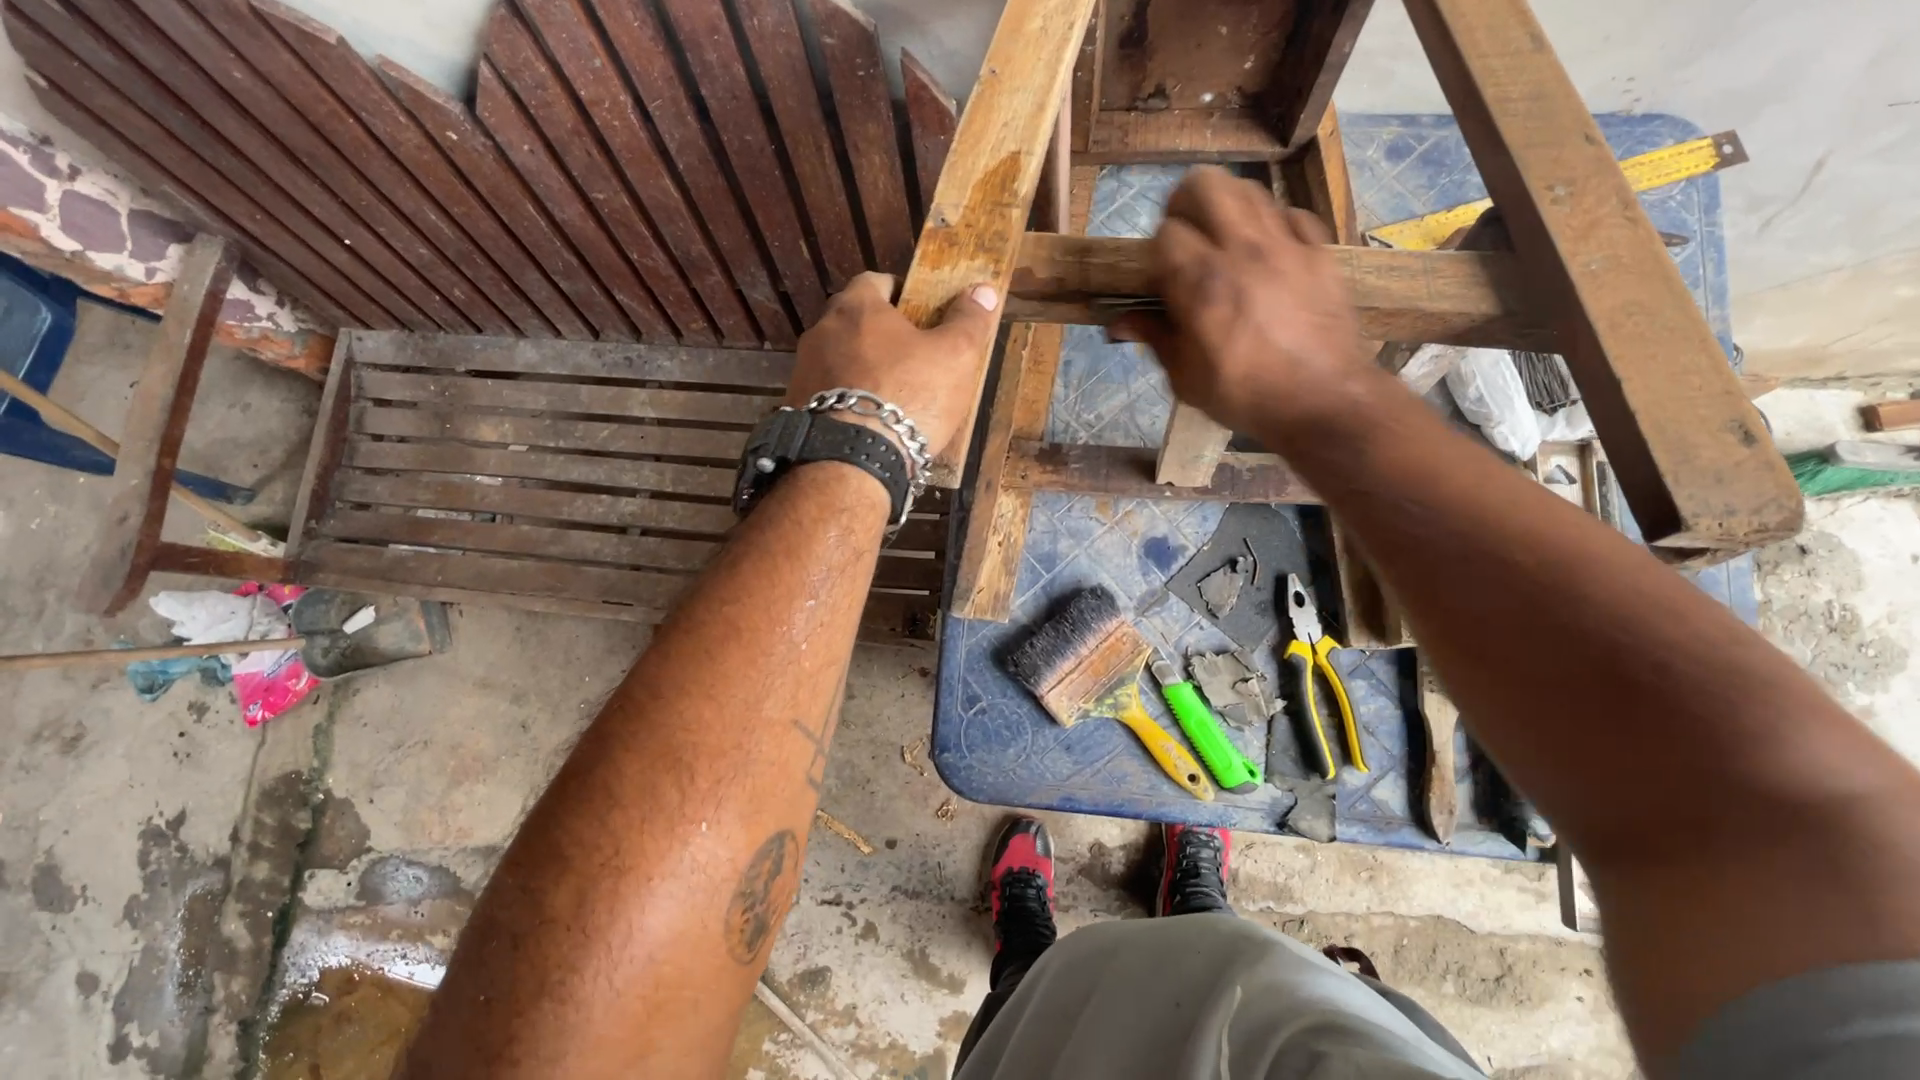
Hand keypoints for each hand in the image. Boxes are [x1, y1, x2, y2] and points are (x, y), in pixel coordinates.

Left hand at [786, 272, 1000, 457]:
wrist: (851, 461)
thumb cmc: (908, 396)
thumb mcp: (955, 357)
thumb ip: (969, 320)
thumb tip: (983, 290)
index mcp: (857, 307)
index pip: (875, 281)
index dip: (900, 293)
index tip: (920, 312)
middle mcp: (821, 331)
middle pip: (853, 321)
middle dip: (879, 334)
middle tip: (910, 357)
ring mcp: (804, 371)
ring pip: (838, 360)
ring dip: (861, 370)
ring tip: (891, 396)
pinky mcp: (797, 409)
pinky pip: (827, 396)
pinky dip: (846, 402)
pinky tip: (868, 424)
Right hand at [1112, 166, 1369, 435]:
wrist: (1325, 401)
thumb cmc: (1248, 397)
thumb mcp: (1188, 380)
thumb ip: (1156, 340)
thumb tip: (1120, 323)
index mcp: (1203, 283)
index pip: (1166, 233)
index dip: (1156, 252)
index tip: (1160, 278)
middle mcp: (1242, 251)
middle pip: (1206, 185)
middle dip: (1185, 203)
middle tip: (1184, 234)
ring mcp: (1286, 246)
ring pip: (1249, 190)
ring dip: (1227, 206)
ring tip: (1223, 237)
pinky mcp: (1319, 252)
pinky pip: (1290, 214)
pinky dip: (1272, 224)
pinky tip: (1267, 250)